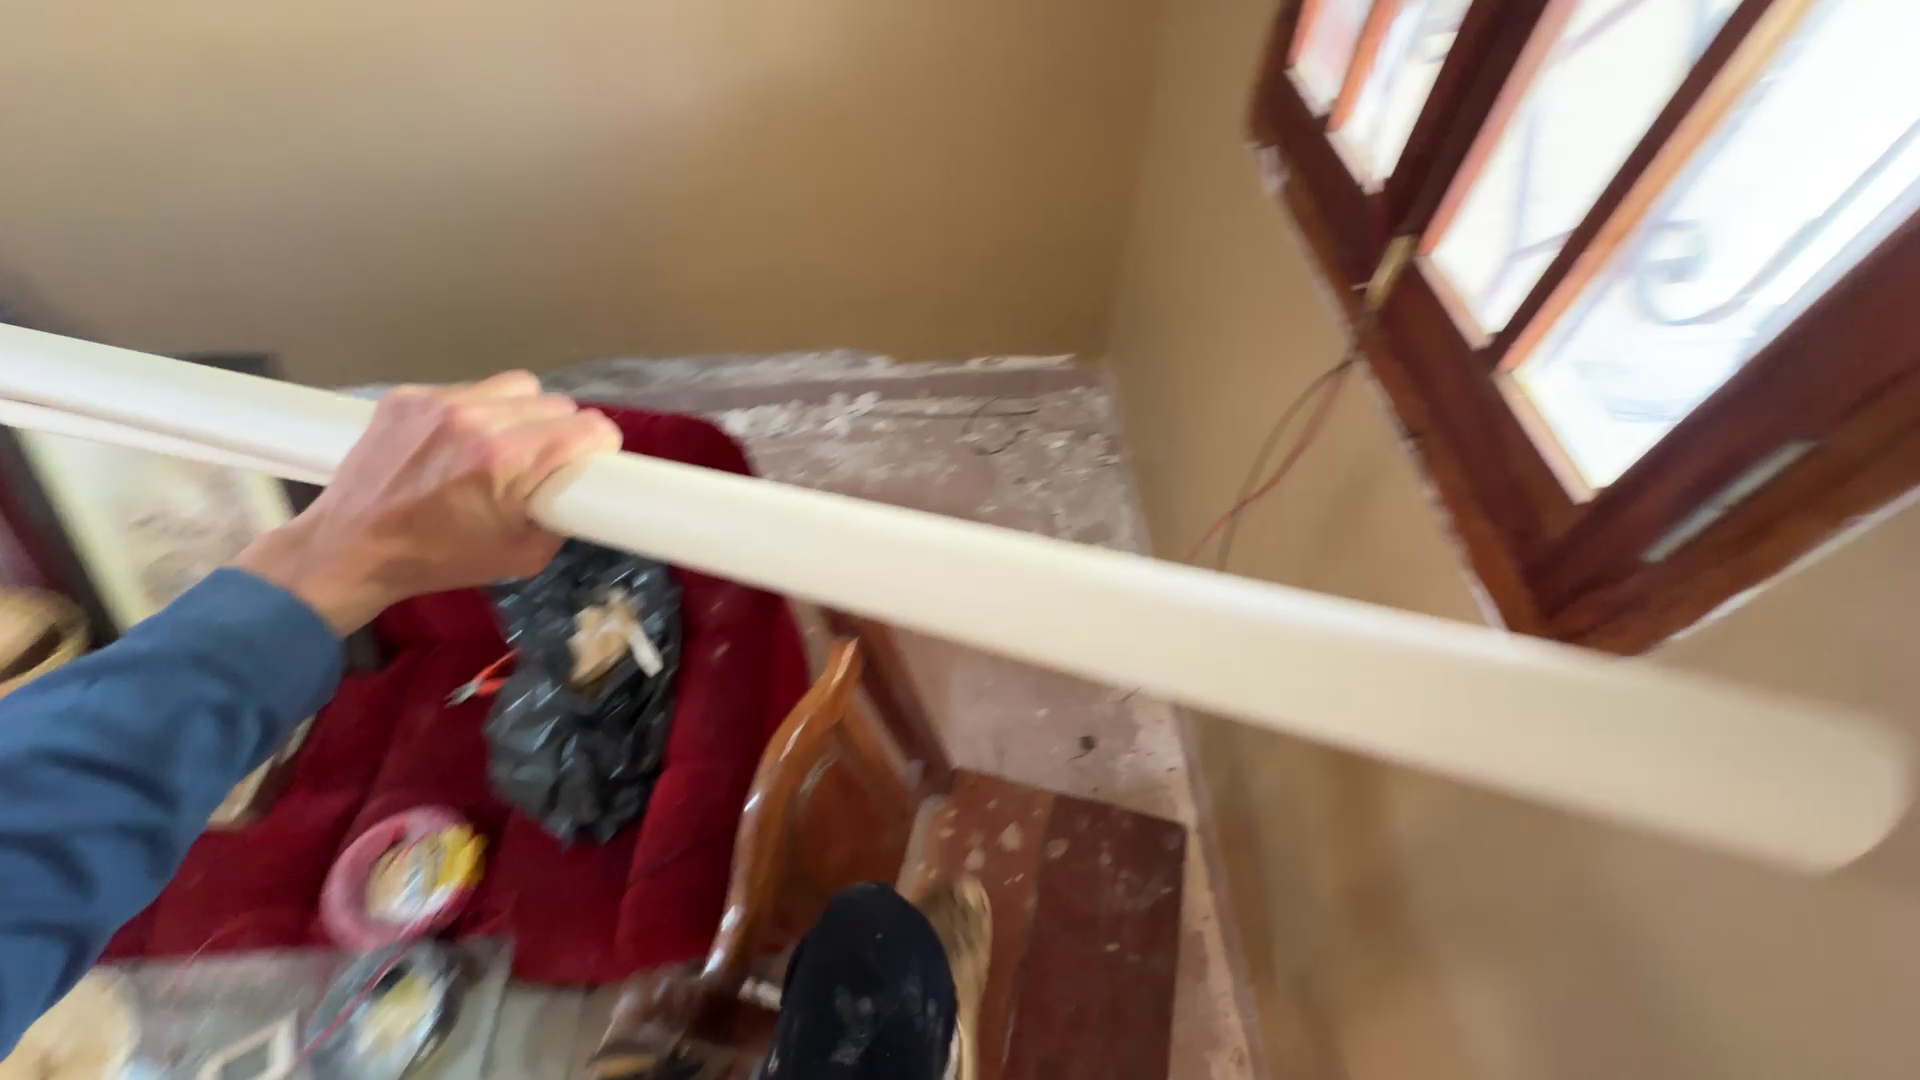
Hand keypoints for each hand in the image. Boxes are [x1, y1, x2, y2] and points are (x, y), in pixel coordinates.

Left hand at [235, 371, 621, 634]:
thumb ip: (563, 517)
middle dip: (564, 431)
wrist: (349, 548)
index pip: (587, 427)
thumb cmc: (441, 558)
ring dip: (527, 413)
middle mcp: (476, 420)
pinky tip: (465, 438)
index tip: (595, 461)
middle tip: (548, 461)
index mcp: (506, 461)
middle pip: (557, 403)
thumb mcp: (524, 555)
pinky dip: (482, 410)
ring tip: (509, 442)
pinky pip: (473, 388)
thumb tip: (579, 494)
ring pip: (519, 386)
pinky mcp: (409, 396)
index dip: (601, 445)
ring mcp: (438, 403)